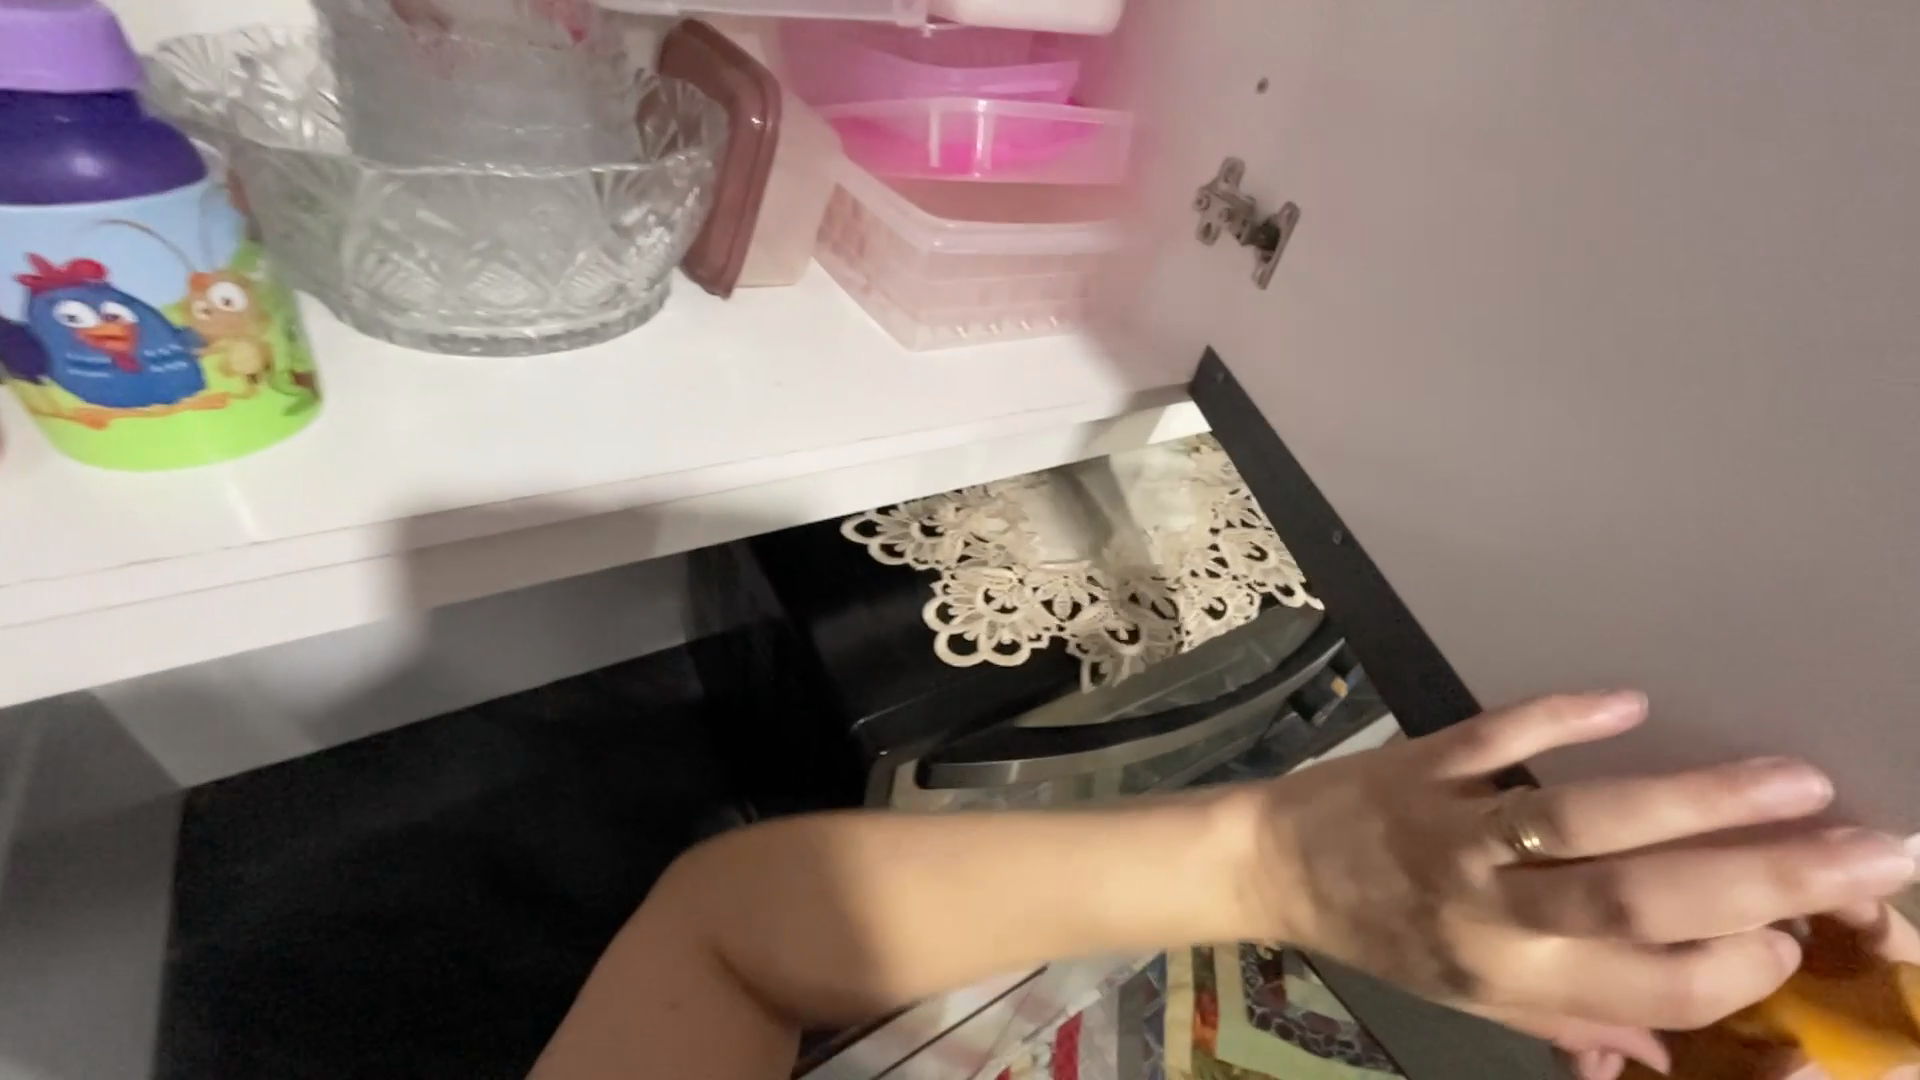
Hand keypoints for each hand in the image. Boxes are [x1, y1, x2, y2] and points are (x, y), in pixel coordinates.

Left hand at [1225, 692, 1916, 1071]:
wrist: (1269, 863)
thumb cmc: (1369, 930)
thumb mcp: (1458, 994)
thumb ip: (1560, 1019)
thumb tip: (1667, 1053)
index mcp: (1507, 973)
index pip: (1658, 987)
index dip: (1742, 965)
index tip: (1800, 933)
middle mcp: (1487, 905)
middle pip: (1642, 900)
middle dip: (1767, 883)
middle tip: (1877, 854)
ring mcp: (1450, 826)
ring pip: (1582, 818)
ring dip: (1693, 800)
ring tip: (1795, 783)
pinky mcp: (1416, 765)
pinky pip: (1492, 738)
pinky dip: (1558, 718)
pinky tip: (1628, 702)